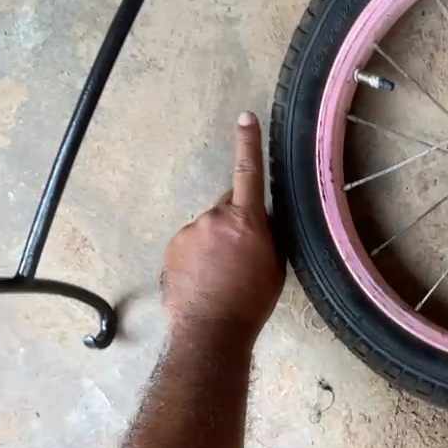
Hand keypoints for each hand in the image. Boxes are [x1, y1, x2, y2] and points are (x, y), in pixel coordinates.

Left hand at [161, 112, 285, 341]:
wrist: (210, 330)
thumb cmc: (251, 302)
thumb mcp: (274, 267)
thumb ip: (267, 236)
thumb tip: (262, 222)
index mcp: (246, 221)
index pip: (249, 173)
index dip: (249, 143)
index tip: (246, 117)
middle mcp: (214, 218)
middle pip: (228, 208)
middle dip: (236, 223)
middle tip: (244, 258)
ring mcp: (190, 232)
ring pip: (208, 229)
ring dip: (216, 245)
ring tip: (223, 278)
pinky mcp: (172, 248)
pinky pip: (190, 245)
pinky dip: (198, 258)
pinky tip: (205, 282)